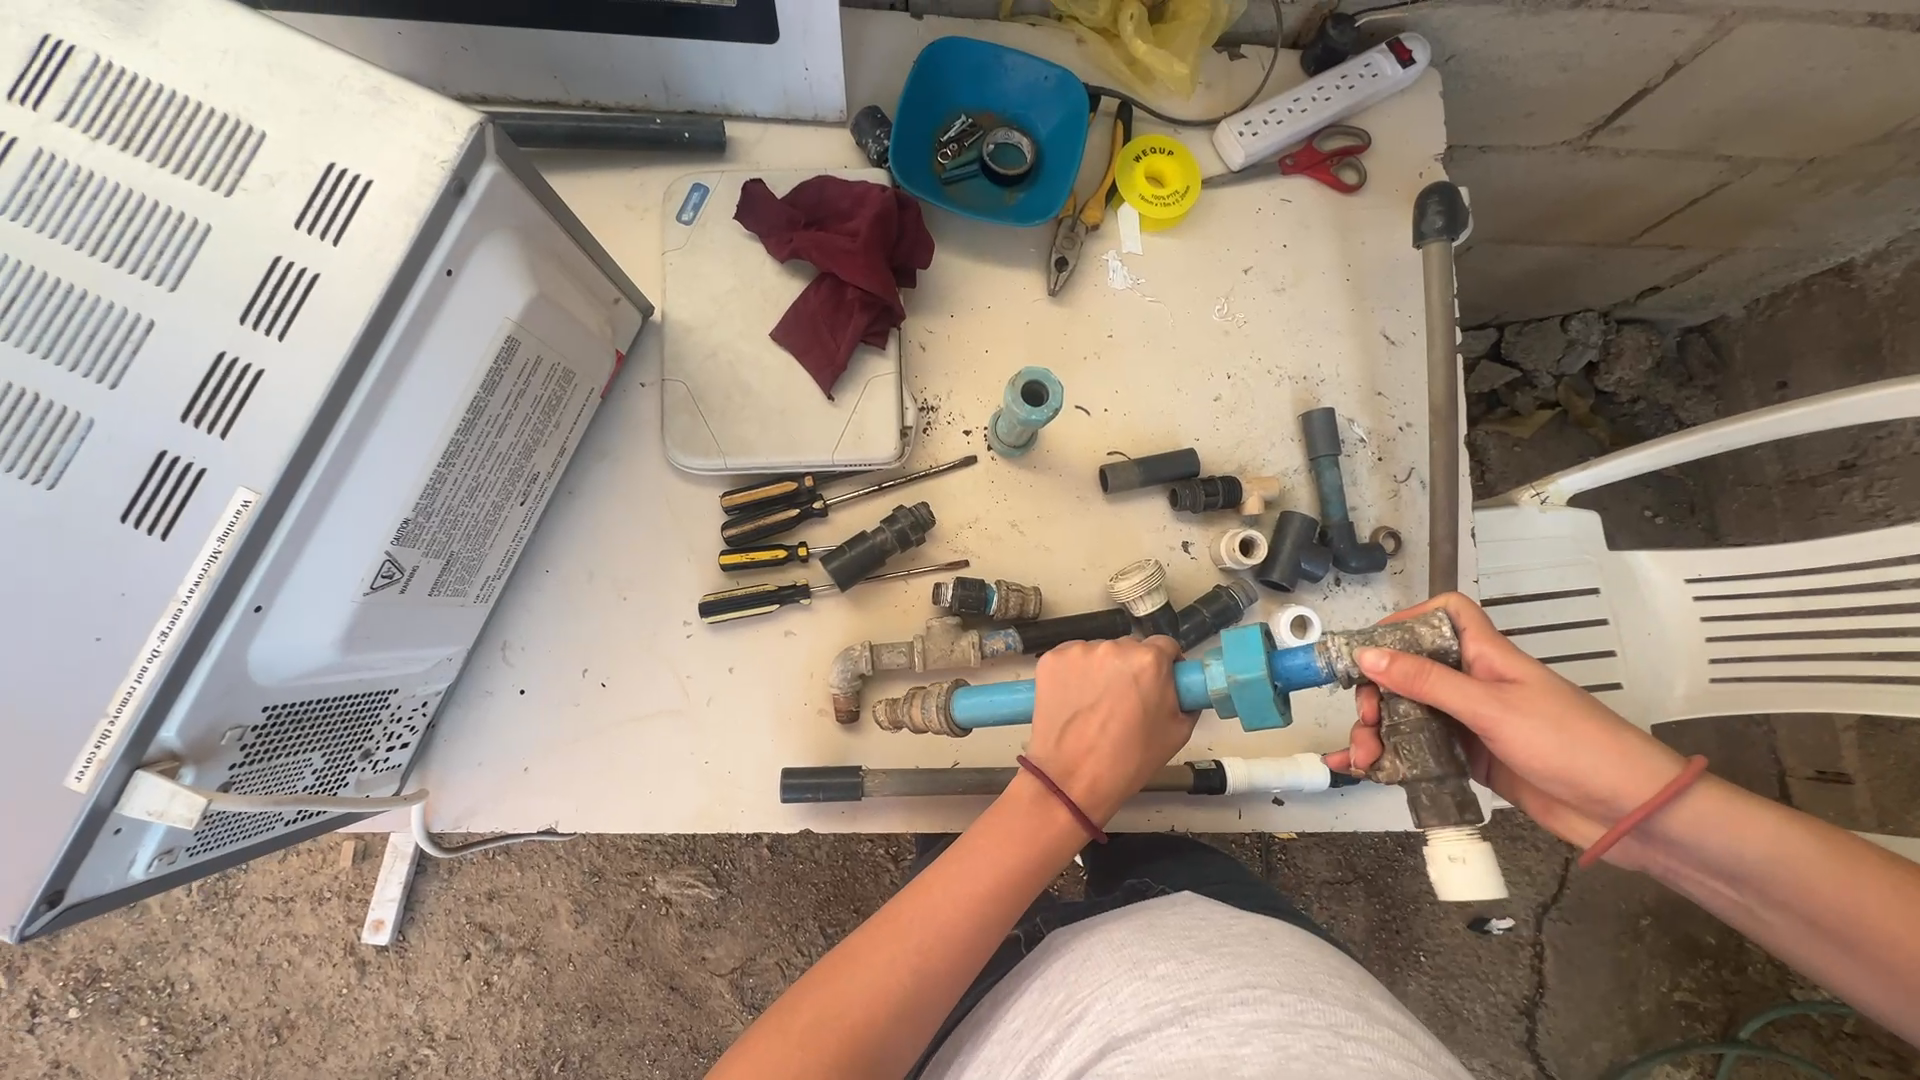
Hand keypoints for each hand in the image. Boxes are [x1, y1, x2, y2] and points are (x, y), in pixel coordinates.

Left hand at [1025, 636, 1193, 824]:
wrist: (1071, 778)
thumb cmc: (1128, 760)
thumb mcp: (1178, 732)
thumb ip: (1184, 697)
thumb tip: (1178, 685)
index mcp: (1149, 660)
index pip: (1165, 646)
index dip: (1165, 664)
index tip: (1159, 681)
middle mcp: (1114, 647)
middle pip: (1130, 648)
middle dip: (1132, 669)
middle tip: (1126, 700)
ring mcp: (1079, 651)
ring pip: (1100, 653)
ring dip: (1102, 670)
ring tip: (1096, 706)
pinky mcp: (1051, 659)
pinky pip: (1072, 659)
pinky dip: (1075, 674)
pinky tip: (1075, 701)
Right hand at [1326, 593, 1687, 865]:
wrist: (1631, 813)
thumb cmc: (1572, 746)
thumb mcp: (1492, 708)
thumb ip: (1427, 682)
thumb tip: (1367, 655)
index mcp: (1486, 657)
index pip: (1447, 615)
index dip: (1409, 619)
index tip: (1372, 648)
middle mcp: (1474, 684)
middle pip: (1411, 670)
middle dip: (1377, 691)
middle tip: (1365, 718)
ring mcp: (1472, 723)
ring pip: (1411, 713)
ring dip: (1379, 730)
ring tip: (1364, 757)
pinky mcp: (1472, 758)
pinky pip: (1421, 749)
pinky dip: (1393, 757)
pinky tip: (1369, 770)